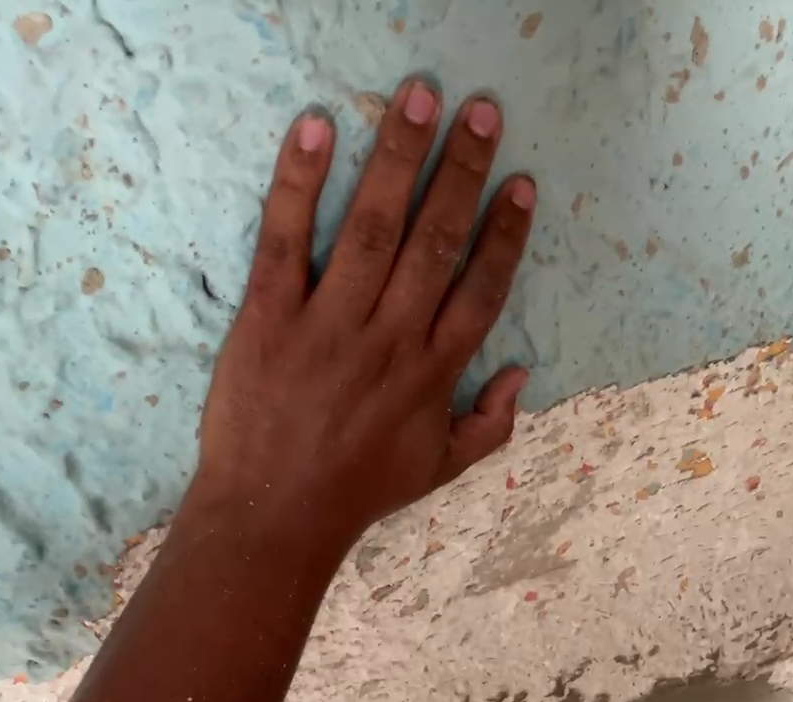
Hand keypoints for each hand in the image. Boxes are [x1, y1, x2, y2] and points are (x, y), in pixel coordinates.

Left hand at [185, 78, 536, 554]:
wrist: (276, 513)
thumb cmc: (361, 488)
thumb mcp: (441, 469)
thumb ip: (492, 426)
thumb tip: (524, 374)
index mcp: (434, 373)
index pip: (481, 290)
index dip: (505, 234)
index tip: (520, 185)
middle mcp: (390, 339)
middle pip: (436, 242)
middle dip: (462, 171)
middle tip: (482, 112)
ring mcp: (329, 325)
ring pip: (372, 228)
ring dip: (398, 157)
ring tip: (419, 96)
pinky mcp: (269, 318)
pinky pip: (285, 242)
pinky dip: (297, 185)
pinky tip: (315, 130)